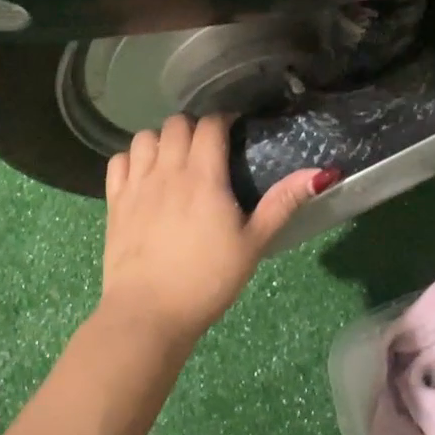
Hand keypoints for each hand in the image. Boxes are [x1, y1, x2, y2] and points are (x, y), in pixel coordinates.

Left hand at [99, 114, 337, 343]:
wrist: (148, 315)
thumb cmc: (207, 280)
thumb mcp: (254, 243)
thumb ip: (283, 203)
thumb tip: (320, 172)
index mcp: (203, 176)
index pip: (211, 124)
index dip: (224, 120)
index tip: (235, 132)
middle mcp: (167, 170)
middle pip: (177, 123)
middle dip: (194, 127)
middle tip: (208, 149)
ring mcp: (137, 185)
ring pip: (145, 136)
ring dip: (162, 140)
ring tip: (175, 159)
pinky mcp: (114, 203)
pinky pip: (118, 160)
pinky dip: (132, 159)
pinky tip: (144, 176)